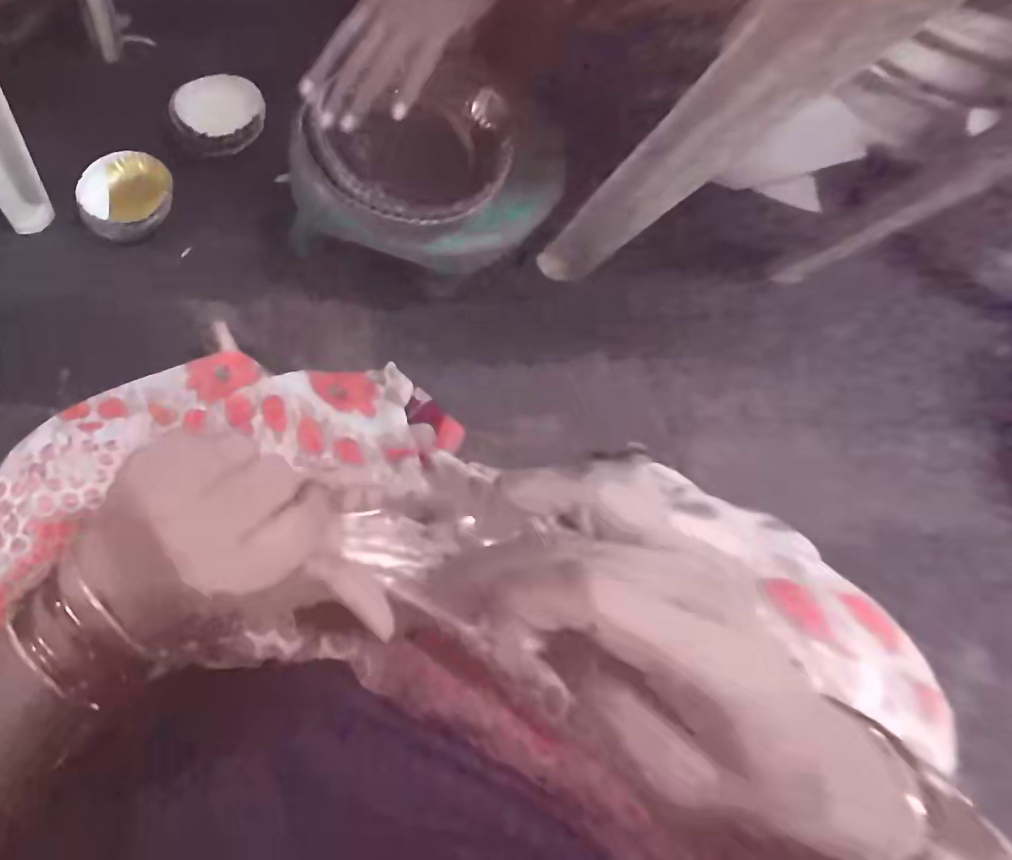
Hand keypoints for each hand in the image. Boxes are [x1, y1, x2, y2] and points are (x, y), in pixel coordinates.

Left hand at [63, 432, 335, 654]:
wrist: (104, 585)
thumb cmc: (186, 603)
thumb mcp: (254, 604)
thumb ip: (318, 587)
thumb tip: (388, 617)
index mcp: (240, 570)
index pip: (313, 519)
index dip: (316, 510)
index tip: (305, 510)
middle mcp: (209, 524)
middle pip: (280, 474)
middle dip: (278, 484)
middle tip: (256, 499)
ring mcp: (172, 483)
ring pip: (245, 444)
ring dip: (244, 461)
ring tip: (222, 484)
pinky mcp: (147, 456)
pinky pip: (203, 433)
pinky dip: (208, 449)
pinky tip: (192, 473)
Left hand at [300, 0, 509, 128]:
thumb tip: (404, 16)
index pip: (340, 40)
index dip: (323, 66)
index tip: (305, 89)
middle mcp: (385, 17)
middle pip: (353, 62)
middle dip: (336, 93)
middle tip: (322, 120)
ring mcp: (410, 26)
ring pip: (378, 71)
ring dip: (360, 100)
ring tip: (346, 126)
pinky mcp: (439, 31)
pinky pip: (420, 68)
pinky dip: (409, 92)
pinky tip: (396, 114)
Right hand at [435, 539, 925, 859]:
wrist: (827, 768)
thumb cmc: (742, 785)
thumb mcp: (668, 776)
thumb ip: (589, 693)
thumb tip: (522, 630)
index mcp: (714, 651)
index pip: (590, 587)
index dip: (519, 600)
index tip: (491, 636)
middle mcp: (702, 582)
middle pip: (569, 547)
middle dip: (494, 569)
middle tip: (448, 595)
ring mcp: (690, 551)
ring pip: (576, 506)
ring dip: (508, 525)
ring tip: (466, 549)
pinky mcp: (673, 542)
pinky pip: (599, 494)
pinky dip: (545, 491)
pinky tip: (507, 502)